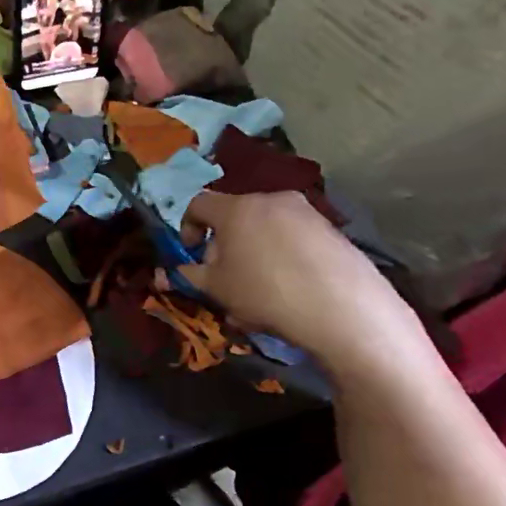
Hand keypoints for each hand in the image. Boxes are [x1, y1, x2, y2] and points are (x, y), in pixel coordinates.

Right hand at [178, 192, 423, 374]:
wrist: (340, 306)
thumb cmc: (264, 292)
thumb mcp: (216, 288)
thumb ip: (188, 276)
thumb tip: (166, 273)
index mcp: (237, 207)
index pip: (199, 204)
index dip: (187, 228)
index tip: (191, 255)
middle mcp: (271, 198)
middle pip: (235, 216)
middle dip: (224, 245)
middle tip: (225, 278)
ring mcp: (305, 211)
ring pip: (265, 228)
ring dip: (253, 253)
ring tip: (258, 290)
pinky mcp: (330, 228)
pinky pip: (292, 238)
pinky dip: (281, 256)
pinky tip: (288, 290)